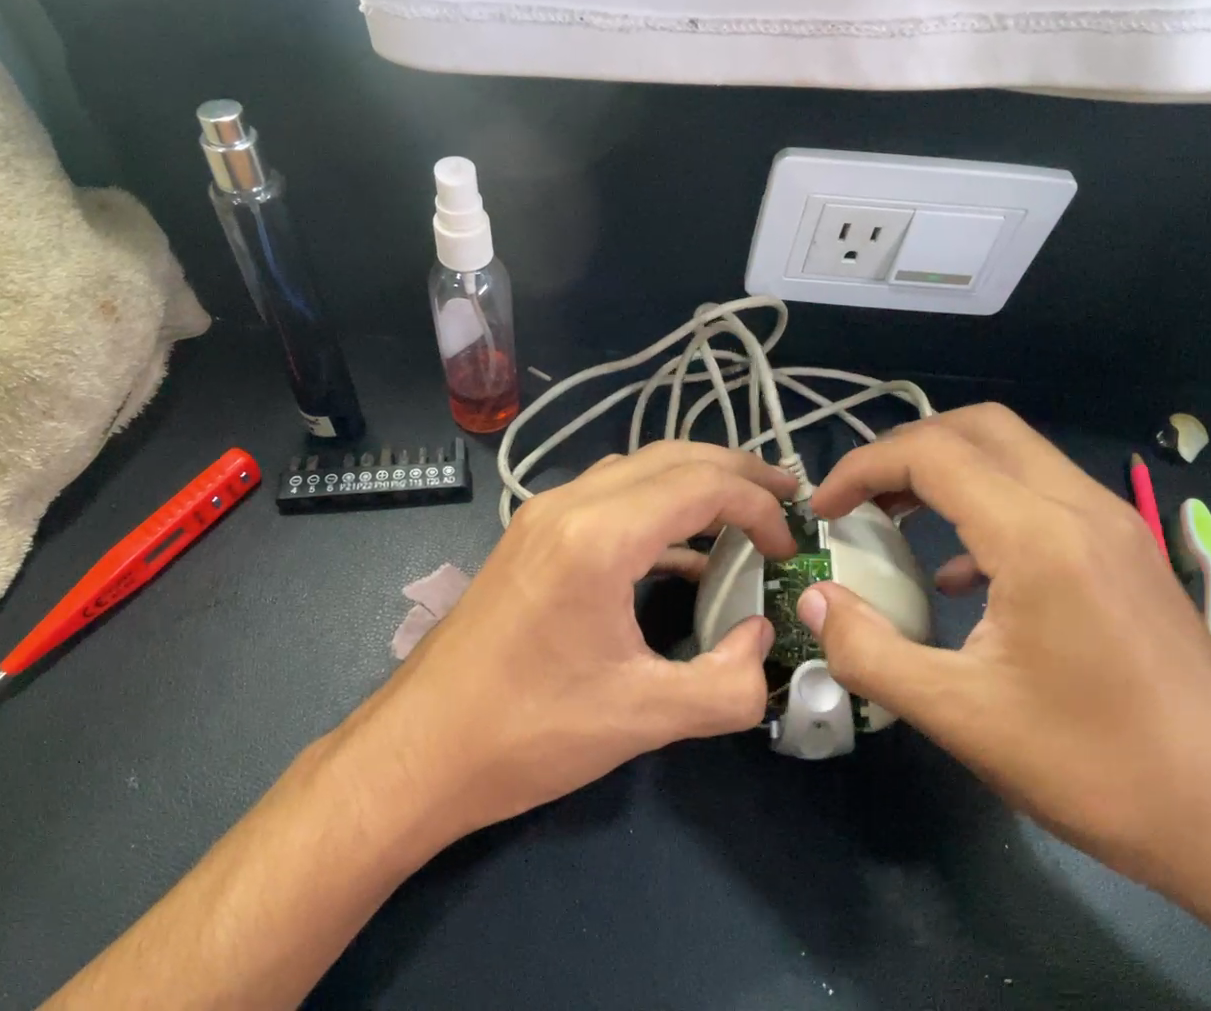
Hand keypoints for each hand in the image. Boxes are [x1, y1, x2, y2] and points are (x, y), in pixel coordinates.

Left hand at [352, 441, 797, 837]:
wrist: (418, 752)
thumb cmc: (529, 733)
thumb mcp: (646, 717)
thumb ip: (729, 683)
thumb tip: (761, 642)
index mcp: (599, 536)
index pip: (703, 485)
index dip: (760, 508)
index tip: (792, 549)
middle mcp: (567, 506)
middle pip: (670, 458)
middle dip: (736, 473)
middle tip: (785, 499)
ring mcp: (540, 518)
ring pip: (634, 472)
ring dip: (692, 486)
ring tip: (743, 519)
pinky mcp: (527, 541)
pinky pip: (606, 502)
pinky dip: (654, 514)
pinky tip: (681, 560)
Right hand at [797, 404, 1210, 891]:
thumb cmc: (1093, 767)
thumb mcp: (958, 716)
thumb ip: (868, 651)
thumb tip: (813, 600)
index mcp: (1038, 537)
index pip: (932, 453)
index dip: (861, 469)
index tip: (821, 512)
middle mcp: (1082, 510)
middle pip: (979, 428)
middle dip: (903, 451)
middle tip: (857, 500)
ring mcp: (1116, 529)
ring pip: (1017, 456)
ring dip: (948, 472)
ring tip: (894, 523)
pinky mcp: (1129, 557)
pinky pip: (1045, 498)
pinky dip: (986, 508)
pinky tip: (959, 576)